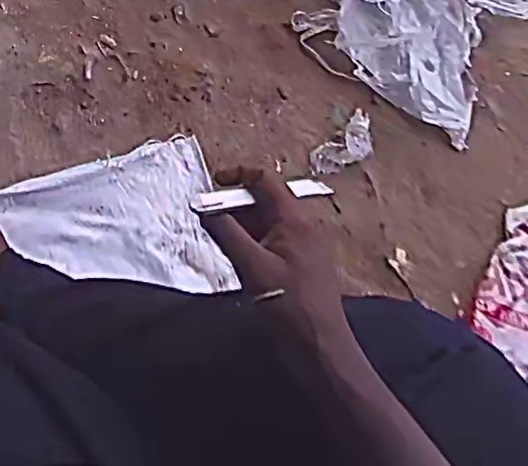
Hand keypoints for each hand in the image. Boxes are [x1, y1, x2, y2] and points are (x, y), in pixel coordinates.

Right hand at [201, 167, 350, 356]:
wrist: (322, 354)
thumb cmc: (292, 307)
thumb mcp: (253, 266)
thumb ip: (227, 232)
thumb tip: (205, 209)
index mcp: (295, 220)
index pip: (265, 180)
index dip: (238, 174)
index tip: (214, 182)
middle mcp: (300, 228)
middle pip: (262, 200)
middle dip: (233, 203)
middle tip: (208, 212)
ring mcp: (299, 247)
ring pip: (262, 222)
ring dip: (238, 224)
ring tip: (215, 234)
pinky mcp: (295, 265)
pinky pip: (267, 241)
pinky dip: (248, 241)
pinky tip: (232, 254)